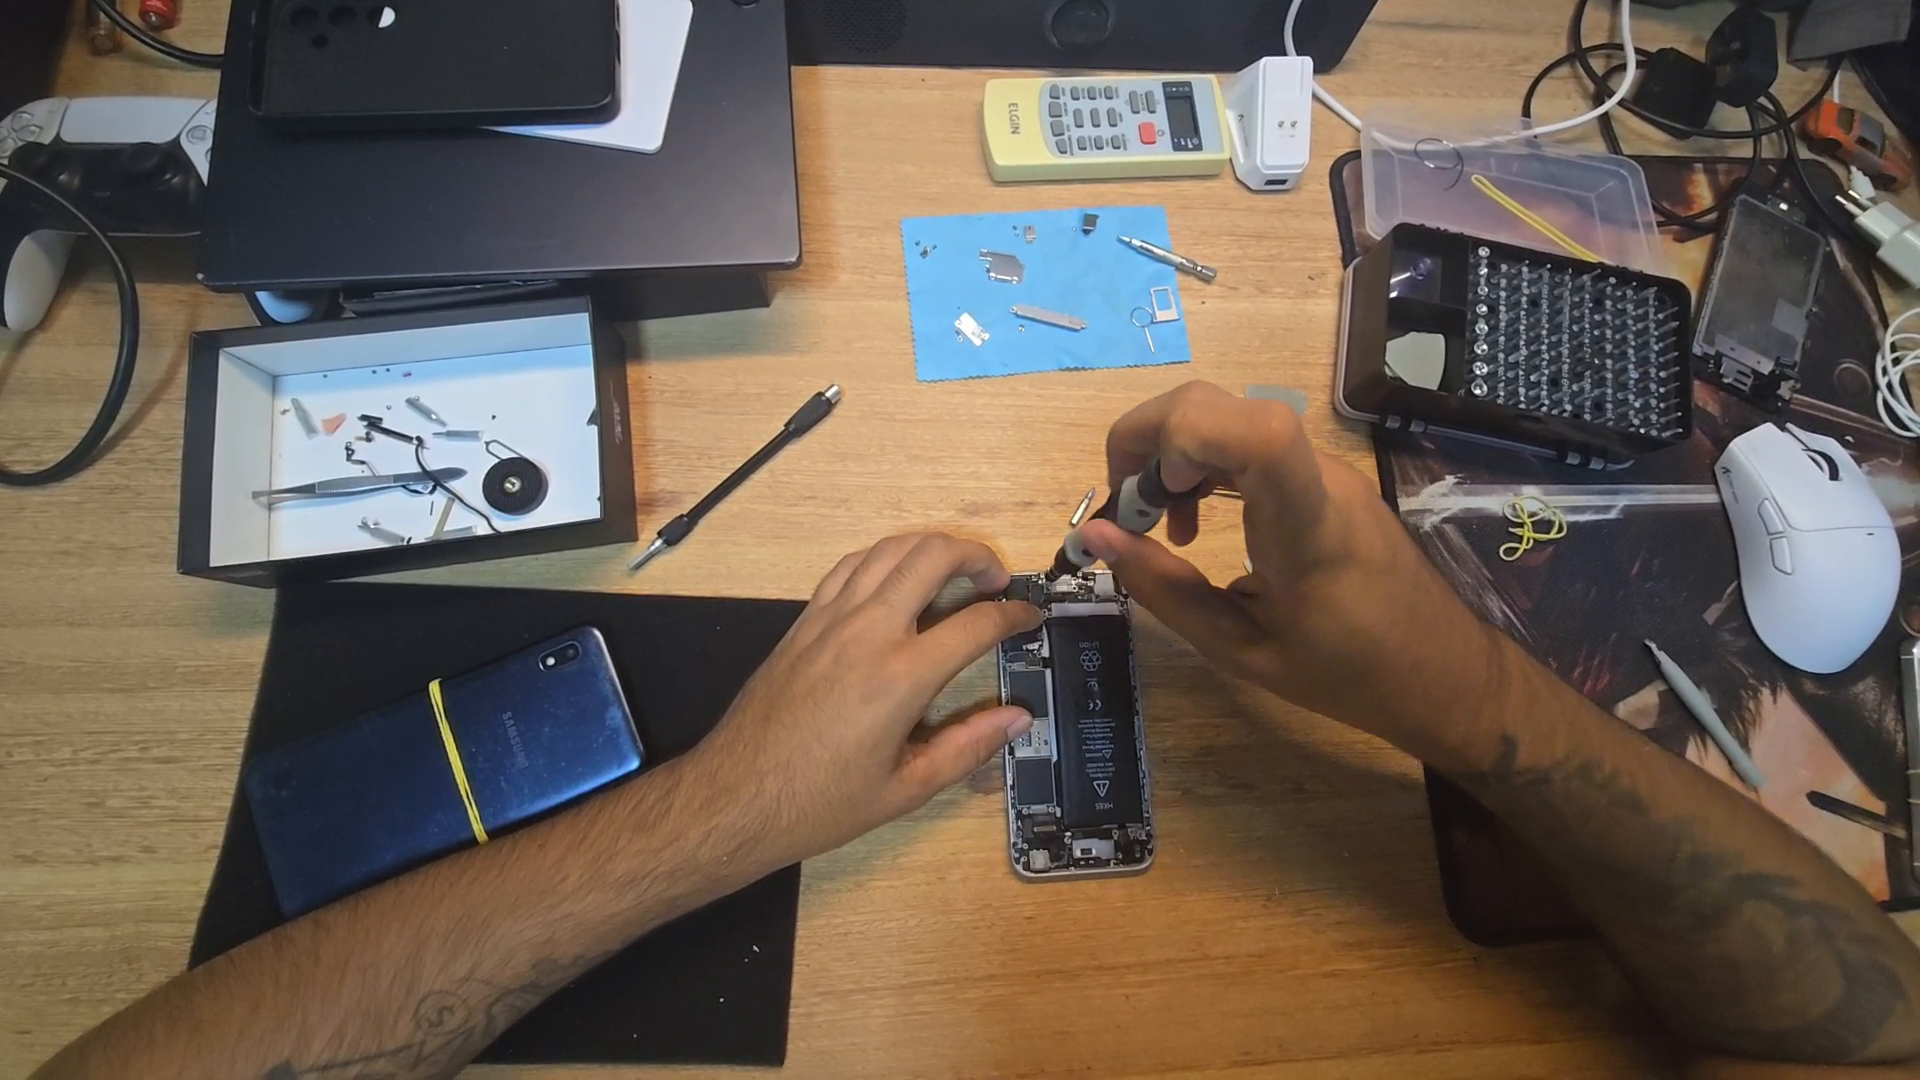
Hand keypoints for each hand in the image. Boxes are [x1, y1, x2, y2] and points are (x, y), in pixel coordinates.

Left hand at [687, 532, 1040, 868]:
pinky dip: (886, 558)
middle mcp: (868, 631)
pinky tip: (897, 578)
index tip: (1030, 616)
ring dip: (932, 548)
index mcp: (901, 676)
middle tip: (996, 580)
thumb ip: (968, 747)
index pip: (977, 623)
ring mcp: (831, 617)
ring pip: (891, 548)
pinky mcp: (805, 619)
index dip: (1015, 615)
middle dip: (978, 556)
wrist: (735, 795)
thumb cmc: (820, 801)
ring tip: (954, 571)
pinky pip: (852, 565)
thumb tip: (1018, 717)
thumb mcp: (906, 789)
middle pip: (934, 556)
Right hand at [1077, 381, 1499, 741]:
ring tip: (1156, 525)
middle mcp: (1317, 476)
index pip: (1257, 434)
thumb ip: (1163, 588)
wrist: (1442, 670)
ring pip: (1222, 415)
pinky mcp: (1318, 472)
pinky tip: (1193, 521)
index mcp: (1306, 529)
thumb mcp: (1238, 650)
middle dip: (1146, 444)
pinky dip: (1196, 465)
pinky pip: (1242, 439)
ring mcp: (1321, 466)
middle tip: (1127, 512)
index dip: (1181, 437)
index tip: (1145, 498)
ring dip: (1167, 456)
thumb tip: (1093, 535)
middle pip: (1216, 405)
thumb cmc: (1345, 675)